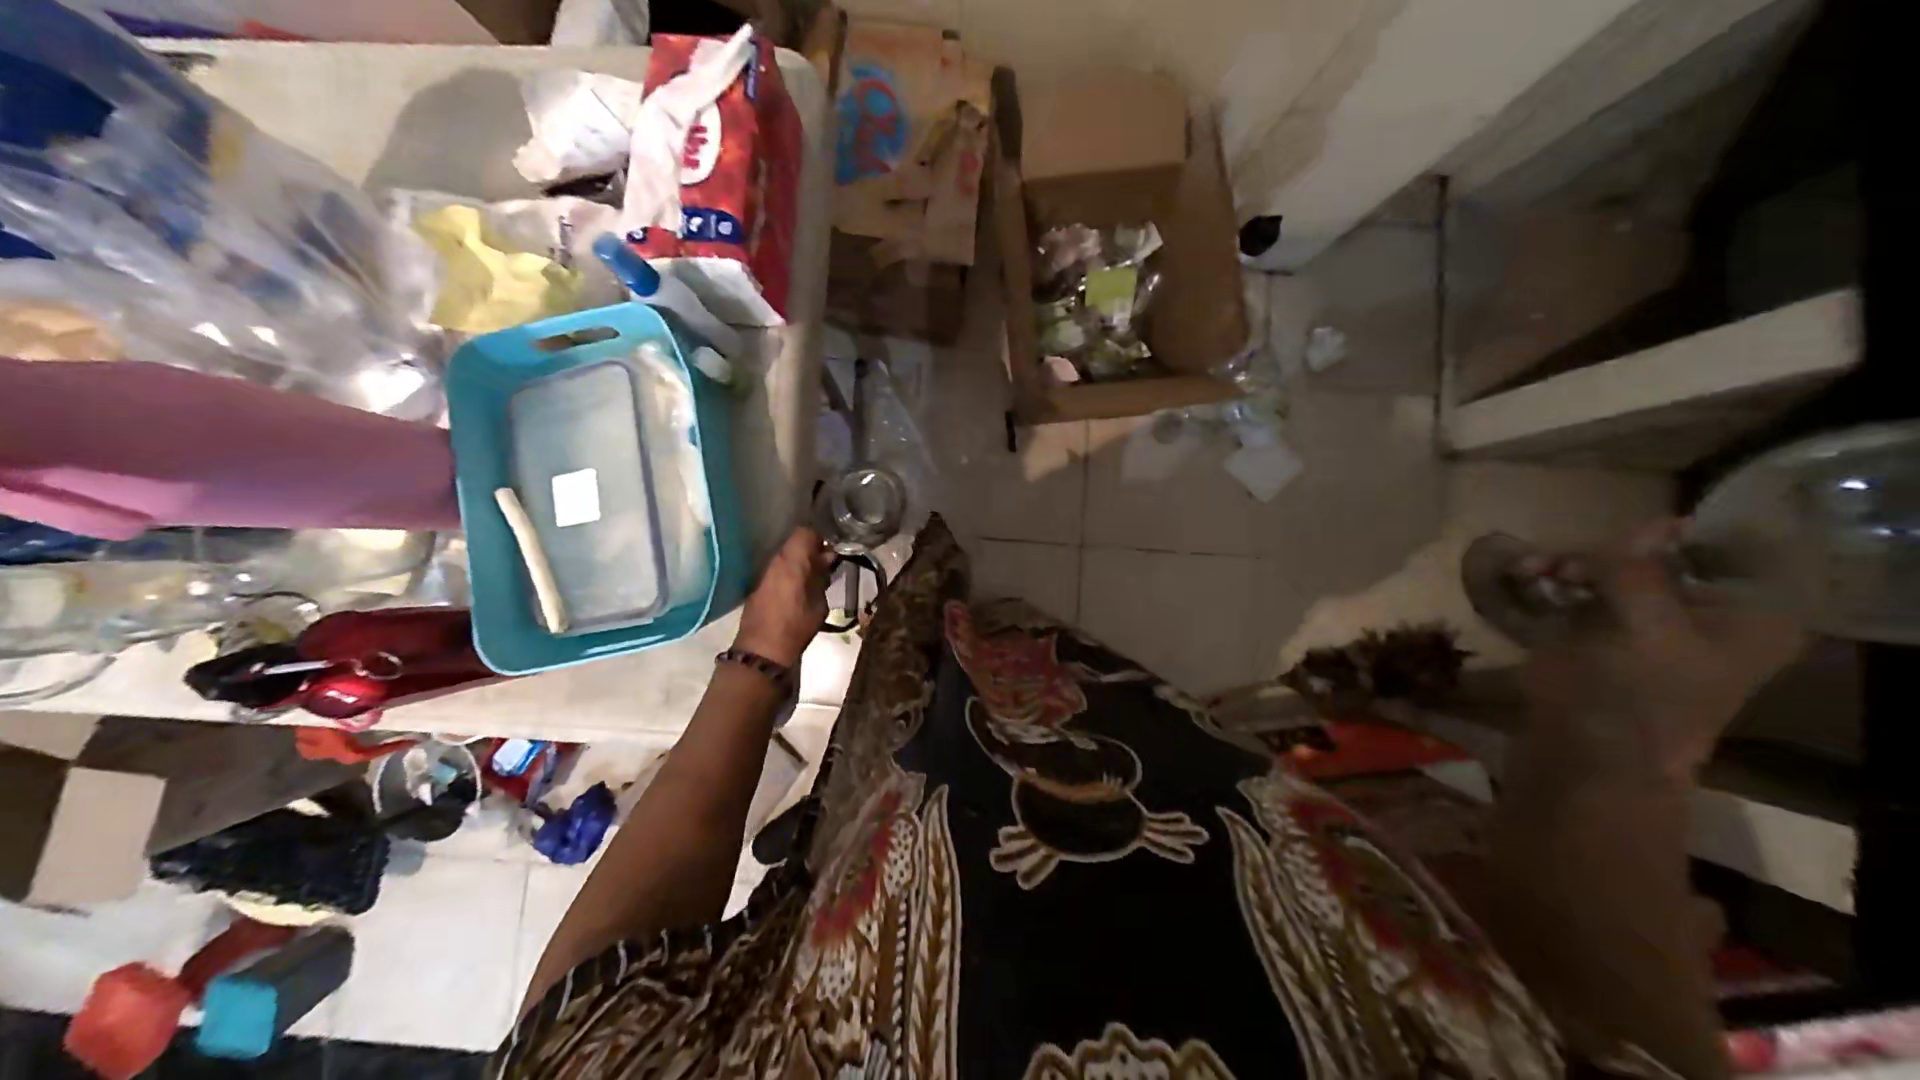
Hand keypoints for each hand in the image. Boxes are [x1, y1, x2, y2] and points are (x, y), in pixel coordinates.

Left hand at [733, 526, 833, 667]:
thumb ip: (823, 576)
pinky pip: (779, 570)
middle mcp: (775, 561)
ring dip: (801, 562)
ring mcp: (765, 573)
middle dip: (812, 549)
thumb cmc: (795, 626)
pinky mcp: (760, 585)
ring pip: (786, 556)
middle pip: (795, 543)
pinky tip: (801, 587)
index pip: (805, 532)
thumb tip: (828, 558)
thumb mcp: (819, 603)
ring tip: (817, 576)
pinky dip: (791, 572)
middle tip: (829, 562)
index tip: (833, 547)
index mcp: (791, 561)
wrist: (762, 650)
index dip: (820, 536)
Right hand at [1521, 520, 1804, 778]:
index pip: (1716, 554)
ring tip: (1530, 568)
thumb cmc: (1637, 698)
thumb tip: (1650, 521)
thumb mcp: (1648, 629)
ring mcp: (1641, 624)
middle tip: (1555, 560)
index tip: (1617, 531)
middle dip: (1600, 553)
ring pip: (1607, 571)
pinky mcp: (1593, 634)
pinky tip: (1525, 574)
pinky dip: (1551, 579)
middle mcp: (1698, 615)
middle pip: (1651, 558)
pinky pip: (1576, 591)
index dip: (1666, 537)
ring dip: (1567, 563)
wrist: (1585, 755)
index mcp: (1743, 619)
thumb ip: (1641, 573)